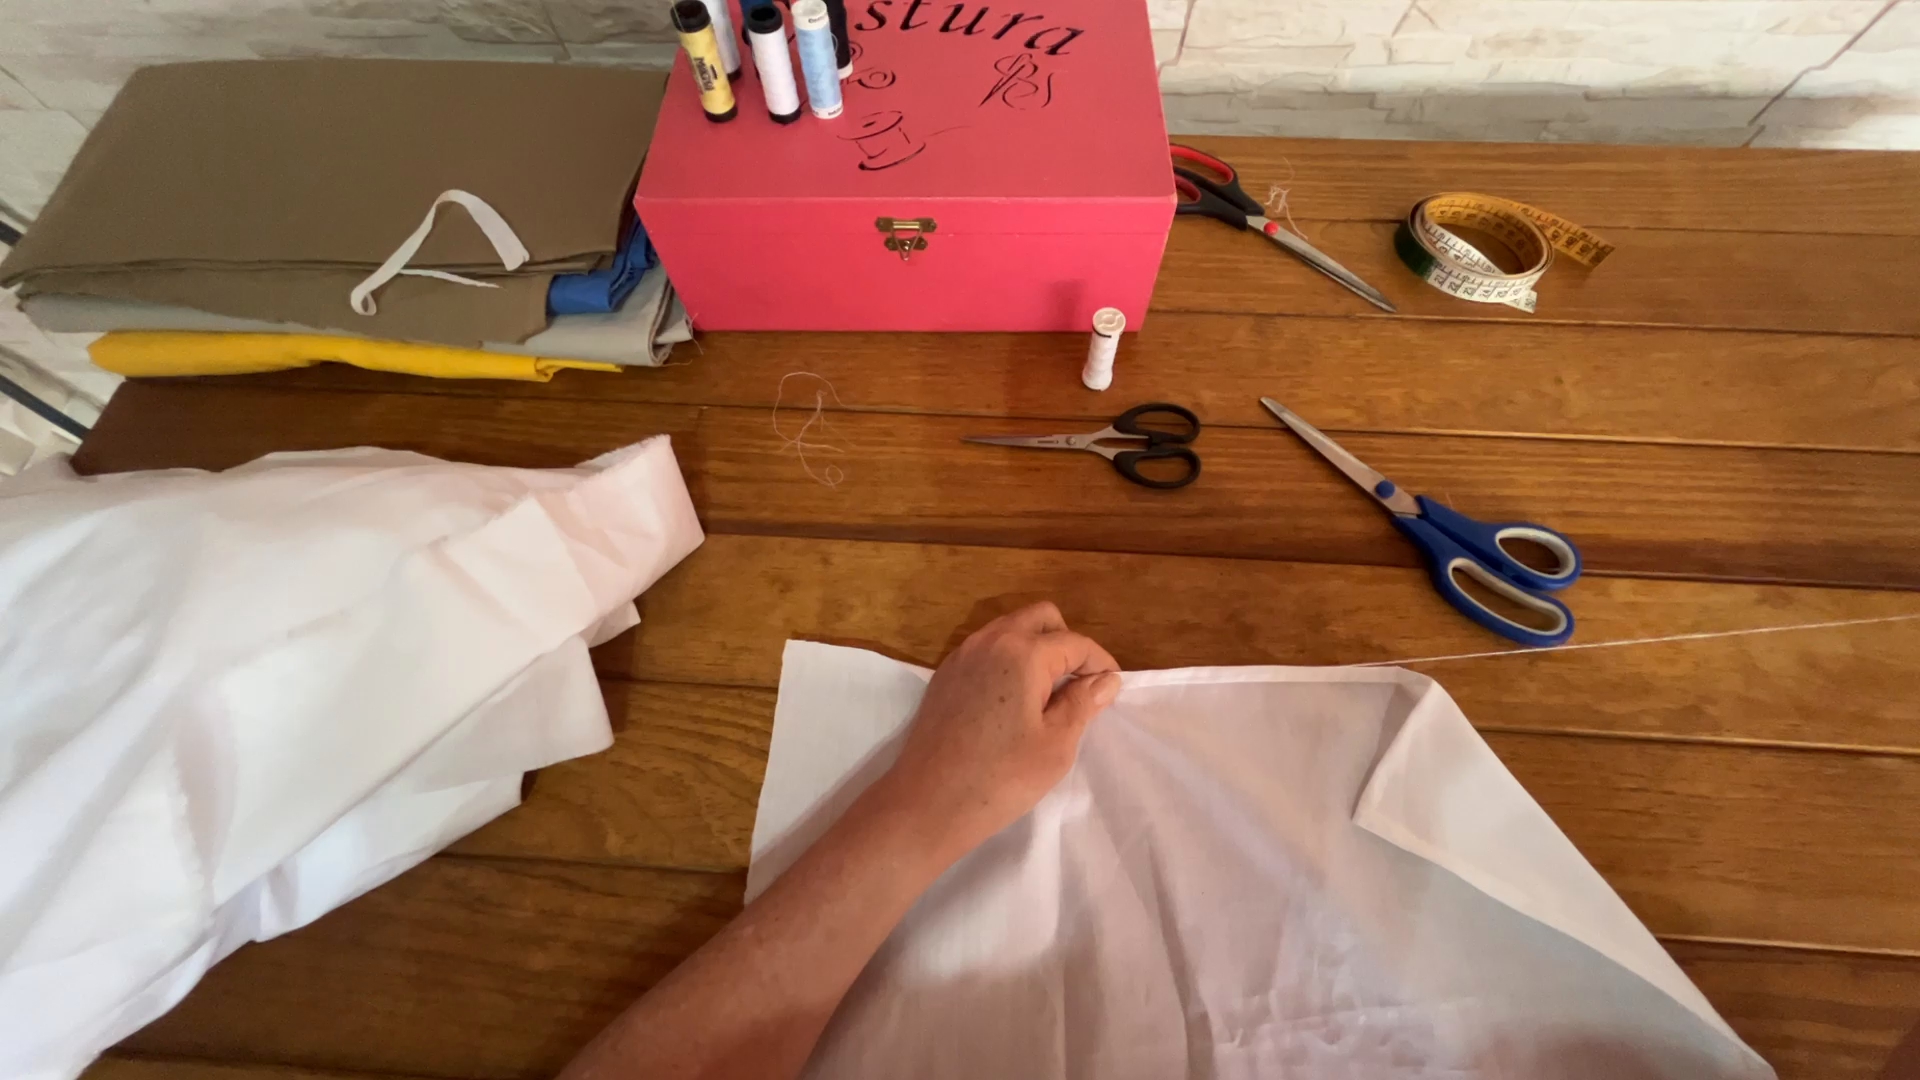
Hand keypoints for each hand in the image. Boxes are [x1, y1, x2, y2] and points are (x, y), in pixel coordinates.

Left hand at [877, 602, 1120, 861]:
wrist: (928, 801)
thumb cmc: (1000, 777)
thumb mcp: (1056, 744)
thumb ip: (1083, 703)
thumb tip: (1105, 679)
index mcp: (1022, 652)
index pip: (1074, 642)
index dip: (1100, 663)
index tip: (1112, 689)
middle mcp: (990, 640)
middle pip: (1040, 618)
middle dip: (1067, 642)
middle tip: (1078, 684)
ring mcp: (963, 654)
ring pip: (1011, 628)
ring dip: (1037, 647)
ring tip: (1049, 693)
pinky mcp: (946, 673)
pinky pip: (987, 647)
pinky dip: (1009, 659)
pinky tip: (1014, 699)